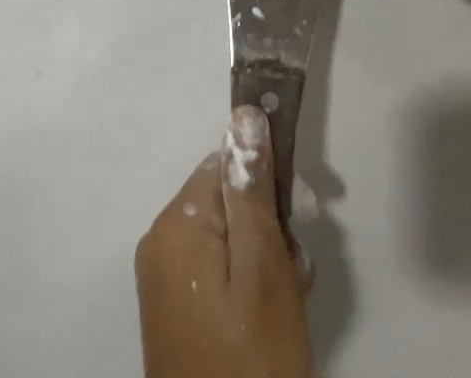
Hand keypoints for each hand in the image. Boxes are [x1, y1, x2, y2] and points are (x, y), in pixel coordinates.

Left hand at [136, 106, 312, 377]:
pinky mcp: (176, 303)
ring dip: (265, 253)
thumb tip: (244, 115)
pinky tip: (272, 309)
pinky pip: (217, 266)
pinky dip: (249, 277)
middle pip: (225, 198)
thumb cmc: (250, 354)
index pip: (224, 164)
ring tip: (288, 295)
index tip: (307, 207)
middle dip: (269, 221)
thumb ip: (251, 190)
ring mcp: (166, 275)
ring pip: (227, 234)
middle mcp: (162, 240)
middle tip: (297, 263)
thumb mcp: (262, 267)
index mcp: (177, 224)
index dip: (268, 177)